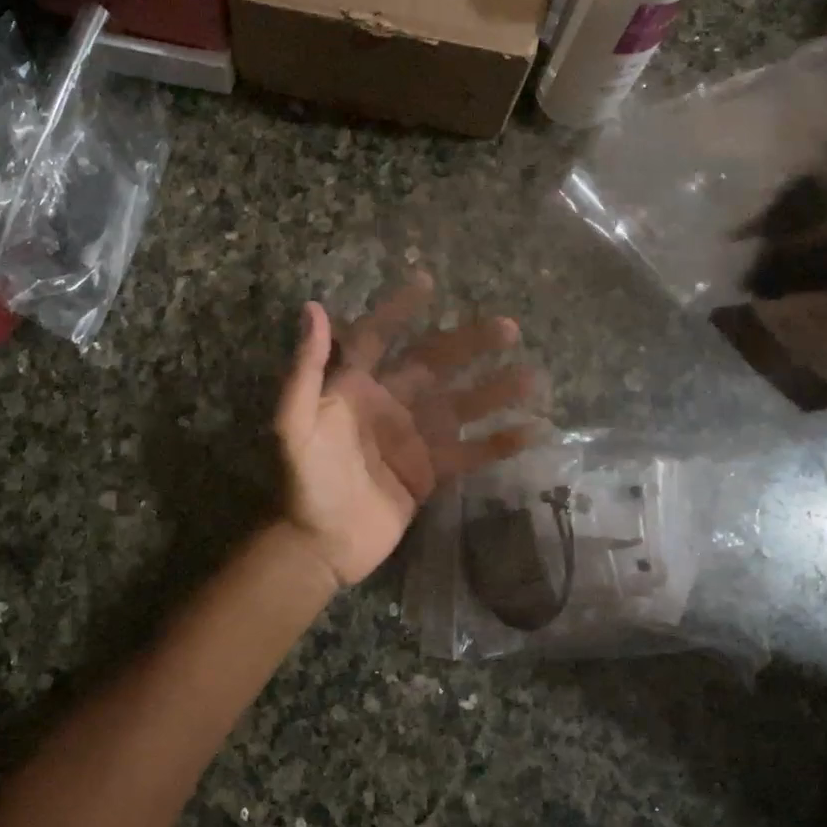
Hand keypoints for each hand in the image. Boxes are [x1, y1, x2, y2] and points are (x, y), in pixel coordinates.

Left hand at [272, 273, 535, 586]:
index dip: (399, 309)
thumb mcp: (294, 423)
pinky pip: (469, 451)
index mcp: (354, 387)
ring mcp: (413, 437)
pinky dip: (498, 441)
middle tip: (507, 327)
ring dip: (495, 390)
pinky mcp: (430, 471)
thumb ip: (306, 368)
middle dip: (467, 344)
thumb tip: (313, 307)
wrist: (320, 544)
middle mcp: (388, 403)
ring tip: (532, 376)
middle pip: (433, 365)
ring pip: (461, 404)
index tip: (427, 281)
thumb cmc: (304, 481)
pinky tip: (532, 430)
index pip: (378, 336)